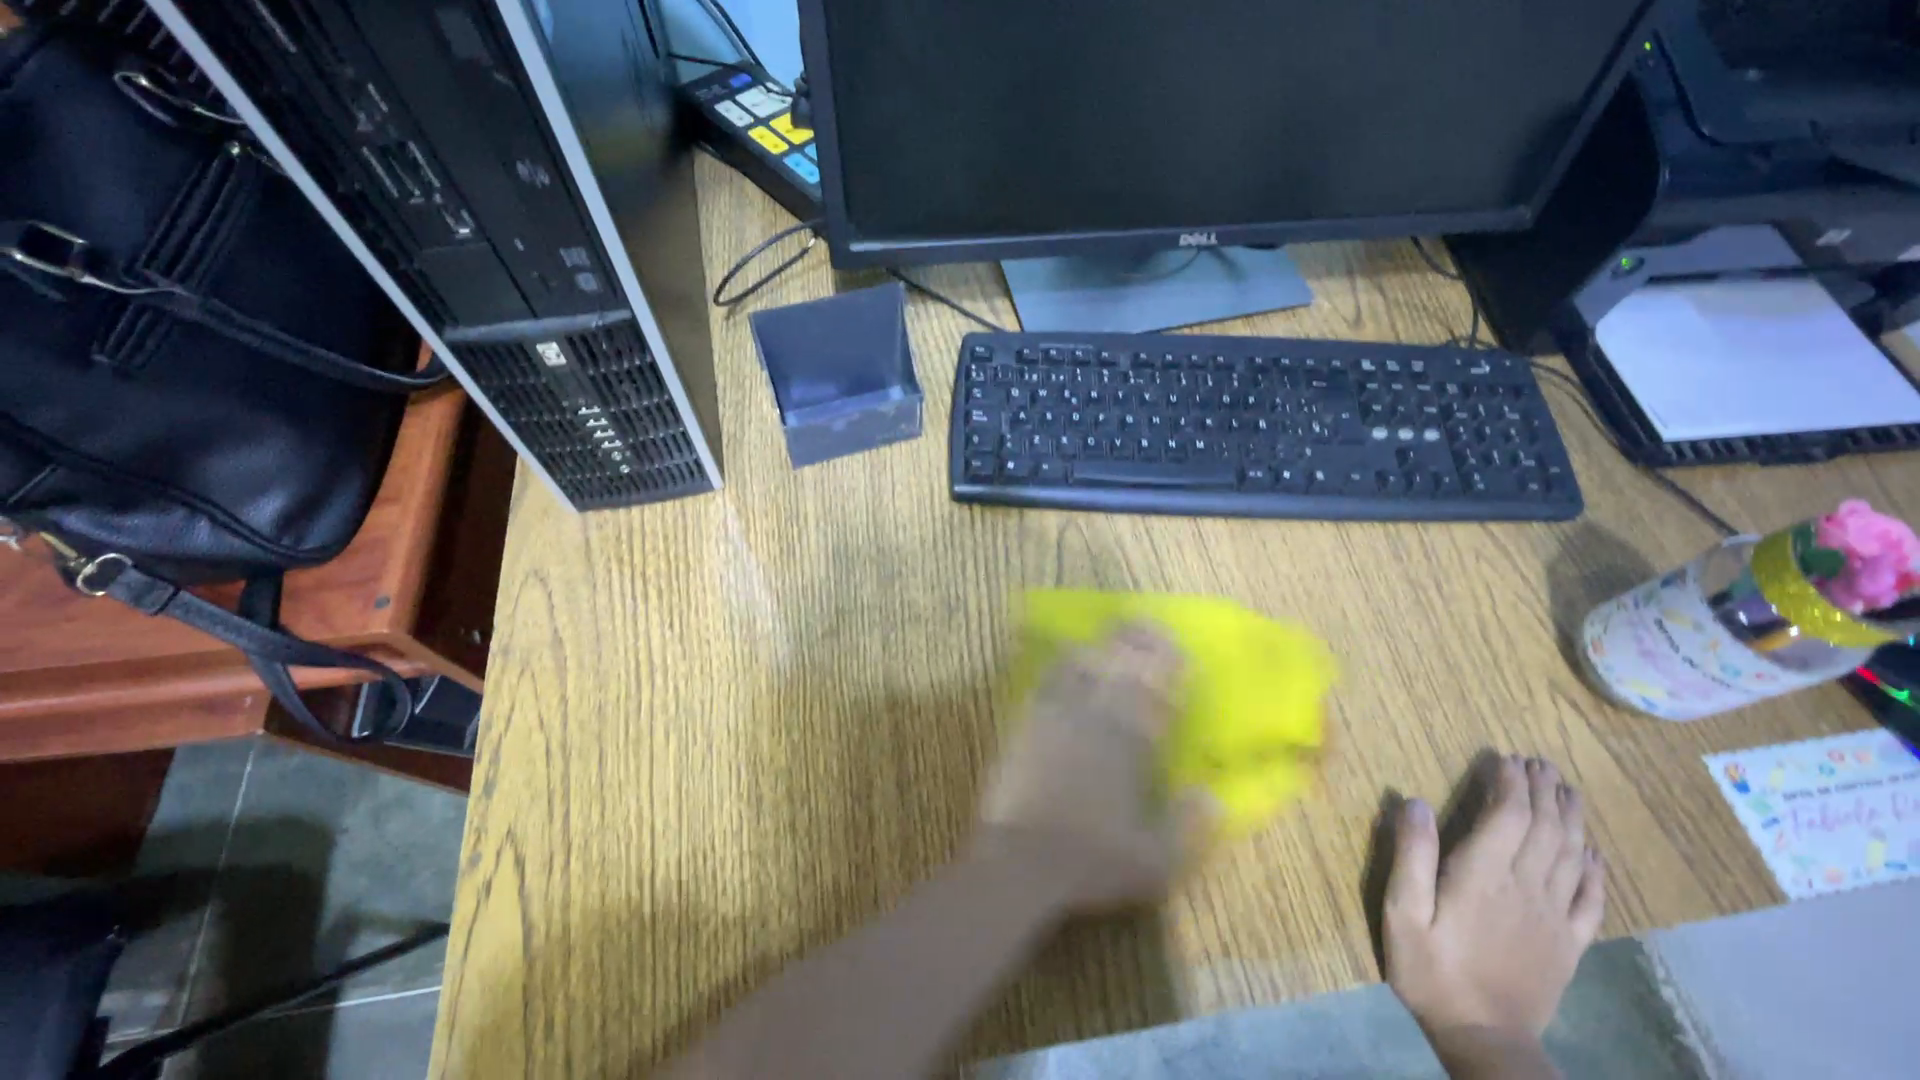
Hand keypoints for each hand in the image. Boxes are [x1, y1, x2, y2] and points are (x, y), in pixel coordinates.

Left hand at [975, 624, 1213, 910]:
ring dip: (1098, 649)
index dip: (1167, 667)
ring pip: (1079, 670)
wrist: (1017, 866)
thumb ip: (1189, 826)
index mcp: (1128, 746)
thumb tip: (1212, 795)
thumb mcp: (1157, 862)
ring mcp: (1052, 721)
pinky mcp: (1022, 730)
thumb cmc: (1091, 863)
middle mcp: (1092, 722)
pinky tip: (1064, 662)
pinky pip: (1044, 685)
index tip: (1178, 648)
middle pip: (1117, 671)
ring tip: (1110, 635)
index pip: (1154, 694)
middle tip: (1146, 625)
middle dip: (1135, 646)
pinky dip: (1059, 668)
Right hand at [1383, 756, 1605, 1048]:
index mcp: (1484, 875)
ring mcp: (1554, 915)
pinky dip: (1595, 869)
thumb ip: (1411, 855)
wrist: (1484, 1035)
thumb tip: (1416, 802)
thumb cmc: (1432, 970)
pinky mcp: (1570, 942)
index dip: (1511, 783)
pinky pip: (1591, 898)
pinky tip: (1593, 852)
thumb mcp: (1402, 912)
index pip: (1508, 815)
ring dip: (1571, 817)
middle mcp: (1526, 886)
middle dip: (1542, 790)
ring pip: (1572, 854)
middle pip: (1545, 827)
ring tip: (1566, 789)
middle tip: (1538, 762)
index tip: (1504, 758)